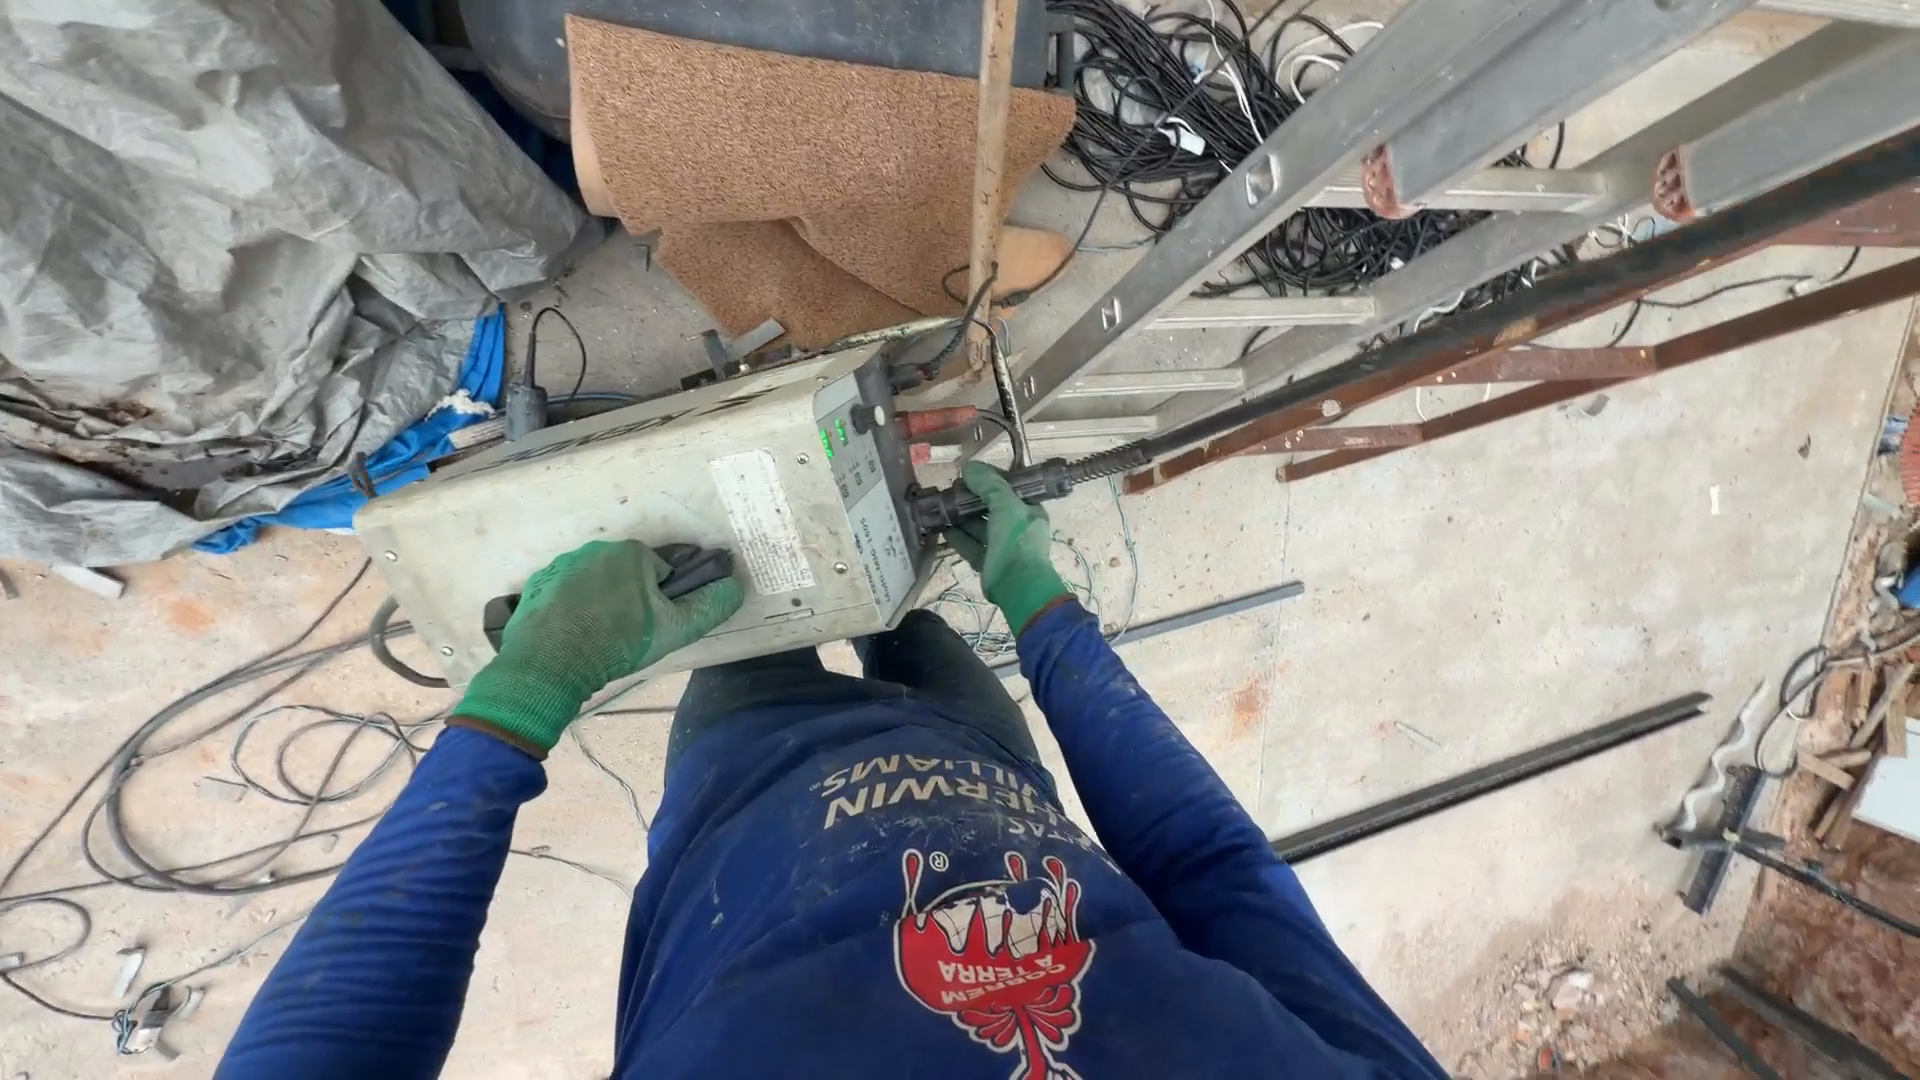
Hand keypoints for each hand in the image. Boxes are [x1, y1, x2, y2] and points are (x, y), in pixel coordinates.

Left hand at [456, 539, 743, 751]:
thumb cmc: (619, 642)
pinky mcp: (535, 585)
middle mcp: (596, 549)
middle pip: (627, 573)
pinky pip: (565, 592)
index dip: (663, 599)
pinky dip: (572, 609)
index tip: (654, 623)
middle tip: (629, 633)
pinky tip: (573, 635)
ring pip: (596, 582)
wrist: (549, 666)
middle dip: (632, 597)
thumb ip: (710, 606)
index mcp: (633, 553)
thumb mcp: (676, 629)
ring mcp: (561, 565)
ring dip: (601, 601)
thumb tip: (735, 587)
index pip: (662, 571)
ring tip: (599, 637)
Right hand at [944, 462, 1070, 635]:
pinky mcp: (988, 562)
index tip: (970, 473)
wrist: (1017, 582)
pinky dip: (958, 537)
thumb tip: (969, 468)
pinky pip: (971, 545)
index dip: (990, 480)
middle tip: (952, 489)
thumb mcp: (1006, 503)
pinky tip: (943, 527)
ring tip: (942, 506)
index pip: (1008, 489)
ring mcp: (1002, 546)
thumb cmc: (1016, 537)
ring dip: (962, 517)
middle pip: (991, 508)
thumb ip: (988, 484)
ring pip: (979, 527)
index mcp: (1029, 510)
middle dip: (972, 499)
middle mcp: (1016, 527)